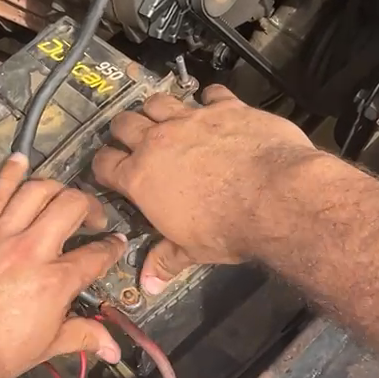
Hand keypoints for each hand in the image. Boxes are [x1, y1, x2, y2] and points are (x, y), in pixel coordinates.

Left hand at [0, 154, 124, 377]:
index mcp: (54, 282)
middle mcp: (31, 250)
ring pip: (35, 192)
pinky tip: (20, 159)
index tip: (117, 243)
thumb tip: (115, 349)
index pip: (95, 255)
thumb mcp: (45, 349)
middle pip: (71, 207)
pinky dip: (9, 174)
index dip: (112, 248)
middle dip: (91, 207)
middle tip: (94, 218)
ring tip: (65, 196)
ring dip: (57, 187)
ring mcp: (1, 237)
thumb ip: (82, 337)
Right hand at [92, 85, 320, 292]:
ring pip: (157, 101)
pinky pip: (210, 93)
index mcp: (140, 177)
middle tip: (132, 140)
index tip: (108, 170)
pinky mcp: (225, 107)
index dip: (103, 166)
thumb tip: (148, 283)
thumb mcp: (191, 250)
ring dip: (156, 109)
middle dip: (123, 131)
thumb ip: (165, 260)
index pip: (104, 163)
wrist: (275, 197)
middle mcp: (157, 142)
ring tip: (164, 118)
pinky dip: (209, 99)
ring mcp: (191, 119)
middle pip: (123, 123)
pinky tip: (214, 106)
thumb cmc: (227, 228)